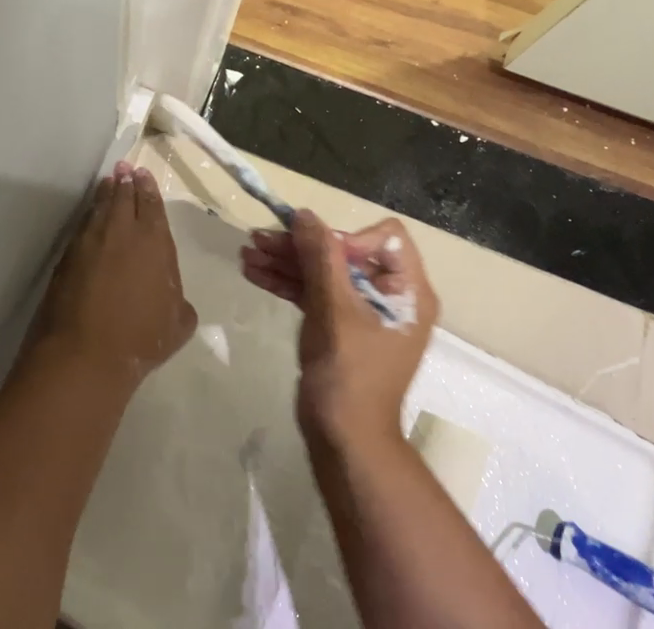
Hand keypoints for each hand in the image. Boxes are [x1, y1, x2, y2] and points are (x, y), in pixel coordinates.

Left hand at [34, 161, 196, 384]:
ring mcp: (89, 243)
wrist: (85, 352)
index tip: (142, 174)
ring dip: (105, 194)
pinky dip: (88, 217)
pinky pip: (82, 227)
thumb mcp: (178, 324)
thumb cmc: (140, 339)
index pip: (150, 205)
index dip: (147, 188)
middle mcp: (121, 233)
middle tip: (124, 167)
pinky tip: (89, 218)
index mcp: (154, 241)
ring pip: (99, 208)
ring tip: (108, 183)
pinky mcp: (66, 258)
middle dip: (125, 182)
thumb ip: (179, 303)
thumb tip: (174, 299)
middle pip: (122, 199)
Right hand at [240, 211, 438, 446]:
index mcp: (406, 291)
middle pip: (345, 253)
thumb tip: (305, 214)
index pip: (385, 238)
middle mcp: (389, 296)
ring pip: (324, 273)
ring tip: (246, 254)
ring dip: (287, 262)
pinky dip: (288, 284)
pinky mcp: (340, 329)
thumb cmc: (349, 373)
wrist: (344, 439)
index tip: (316, 252)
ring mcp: (363, 314)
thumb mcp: (334, 310)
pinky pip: (315, 295)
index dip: (346, 237)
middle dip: (301, 246)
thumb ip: (321, 258)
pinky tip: (254, 274)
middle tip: (259, 239)